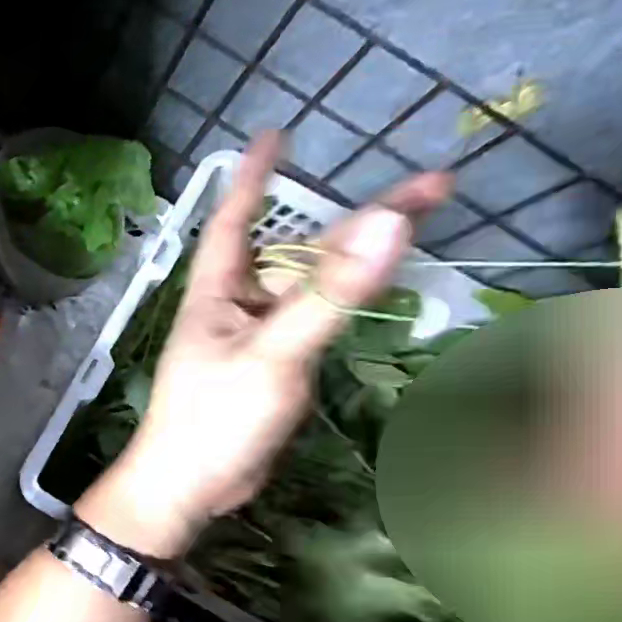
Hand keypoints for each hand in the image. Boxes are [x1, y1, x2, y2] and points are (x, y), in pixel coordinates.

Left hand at [76, 133, 452, 556]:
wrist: (191, 487)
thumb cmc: (214, 419)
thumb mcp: (274, 354)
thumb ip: (330, 294)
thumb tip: (388, 220)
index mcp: (216, 295)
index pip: (234, 222)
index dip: (253, 178)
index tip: (276, 134)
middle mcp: (233, 308)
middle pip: (296, 252)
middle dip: (354, 221)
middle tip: (431, 188)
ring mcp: (254, 339)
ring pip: (310, 288)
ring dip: (356, 260)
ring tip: (420, 227)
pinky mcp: (272, 369)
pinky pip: (313, 323)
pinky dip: (345, 303)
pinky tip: (378, 288)